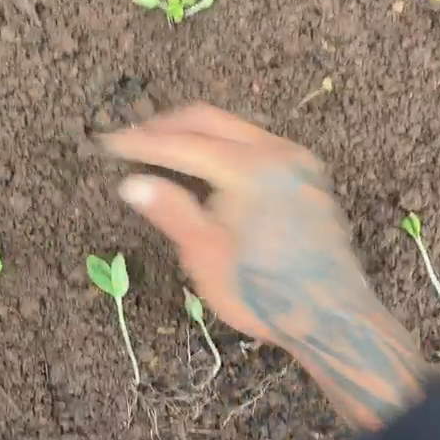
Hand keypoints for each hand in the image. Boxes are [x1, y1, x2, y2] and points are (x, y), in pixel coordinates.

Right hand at [101, 105, 432, 430]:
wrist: (331, 318)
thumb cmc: (262, 291)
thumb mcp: (206, 254)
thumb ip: (170, 210)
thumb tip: (130, 183)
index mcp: (250, 167)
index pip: (183, 143)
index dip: (141, 144)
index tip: (108, 145)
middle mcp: (278, 152)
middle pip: (210, 121)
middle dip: (166, 127)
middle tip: (131, 140)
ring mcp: (298, 163)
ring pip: (236, 131)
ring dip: (196, 136)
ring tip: (162, 152)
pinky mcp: (307, 180)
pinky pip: (256, 147)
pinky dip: (223, 149)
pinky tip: (207, 172)